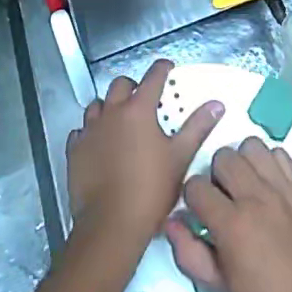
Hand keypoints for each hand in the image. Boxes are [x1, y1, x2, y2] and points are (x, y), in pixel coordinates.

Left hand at [66, 58, 222, 243]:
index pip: (153, 77)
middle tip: (144, 101)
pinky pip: (82, 130)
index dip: (162, 69)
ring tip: (120, 122)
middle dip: (134, 87)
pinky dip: (92, 132)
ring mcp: (90, 129)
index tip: (167, 68)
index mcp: (138, 109)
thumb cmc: (151, 190)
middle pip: (121, 85)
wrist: (111, 224)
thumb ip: (198, 128)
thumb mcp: (180, 157)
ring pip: (98, 105)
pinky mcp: (75, 149)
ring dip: (109, 107)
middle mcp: (111, 111)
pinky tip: (99, 144)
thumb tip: (216, 104)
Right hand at [168, 137, 291, 291]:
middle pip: (222, 157)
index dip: (192, 198)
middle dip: (215, 175)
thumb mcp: (220, 289)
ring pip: (252, 147)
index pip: (195, 185)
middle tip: (221, 199)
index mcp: (233, 225)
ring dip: (243, 163)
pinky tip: (268, 185)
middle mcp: (257, 200)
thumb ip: (190, 253)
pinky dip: (271, 163)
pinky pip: (282, 156)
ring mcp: (283, 193)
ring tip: (244, 186)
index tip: (199, 211)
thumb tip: (172, 224)